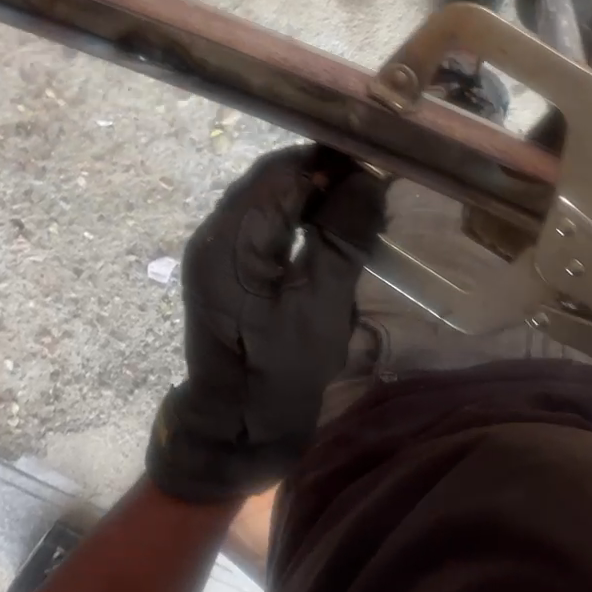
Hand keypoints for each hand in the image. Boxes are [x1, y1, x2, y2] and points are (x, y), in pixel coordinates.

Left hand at [146, 146, 386, 502]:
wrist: (236, 430)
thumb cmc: (281, 371)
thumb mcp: (323, 303)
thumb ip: (344, 236)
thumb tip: (368, 178)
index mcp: (232, 239)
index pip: (282, 172)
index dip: (329, 161)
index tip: (375, 166)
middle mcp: (215, 232)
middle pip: (273, 179)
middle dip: (324, 175)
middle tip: (372, 188)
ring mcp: (217, 248)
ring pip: (270, 197)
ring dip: (313, 195)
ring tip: (358, 208)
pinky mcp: (226, 264)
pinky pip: (265, 220)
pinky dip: (299, 215)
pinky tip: (329, 231)